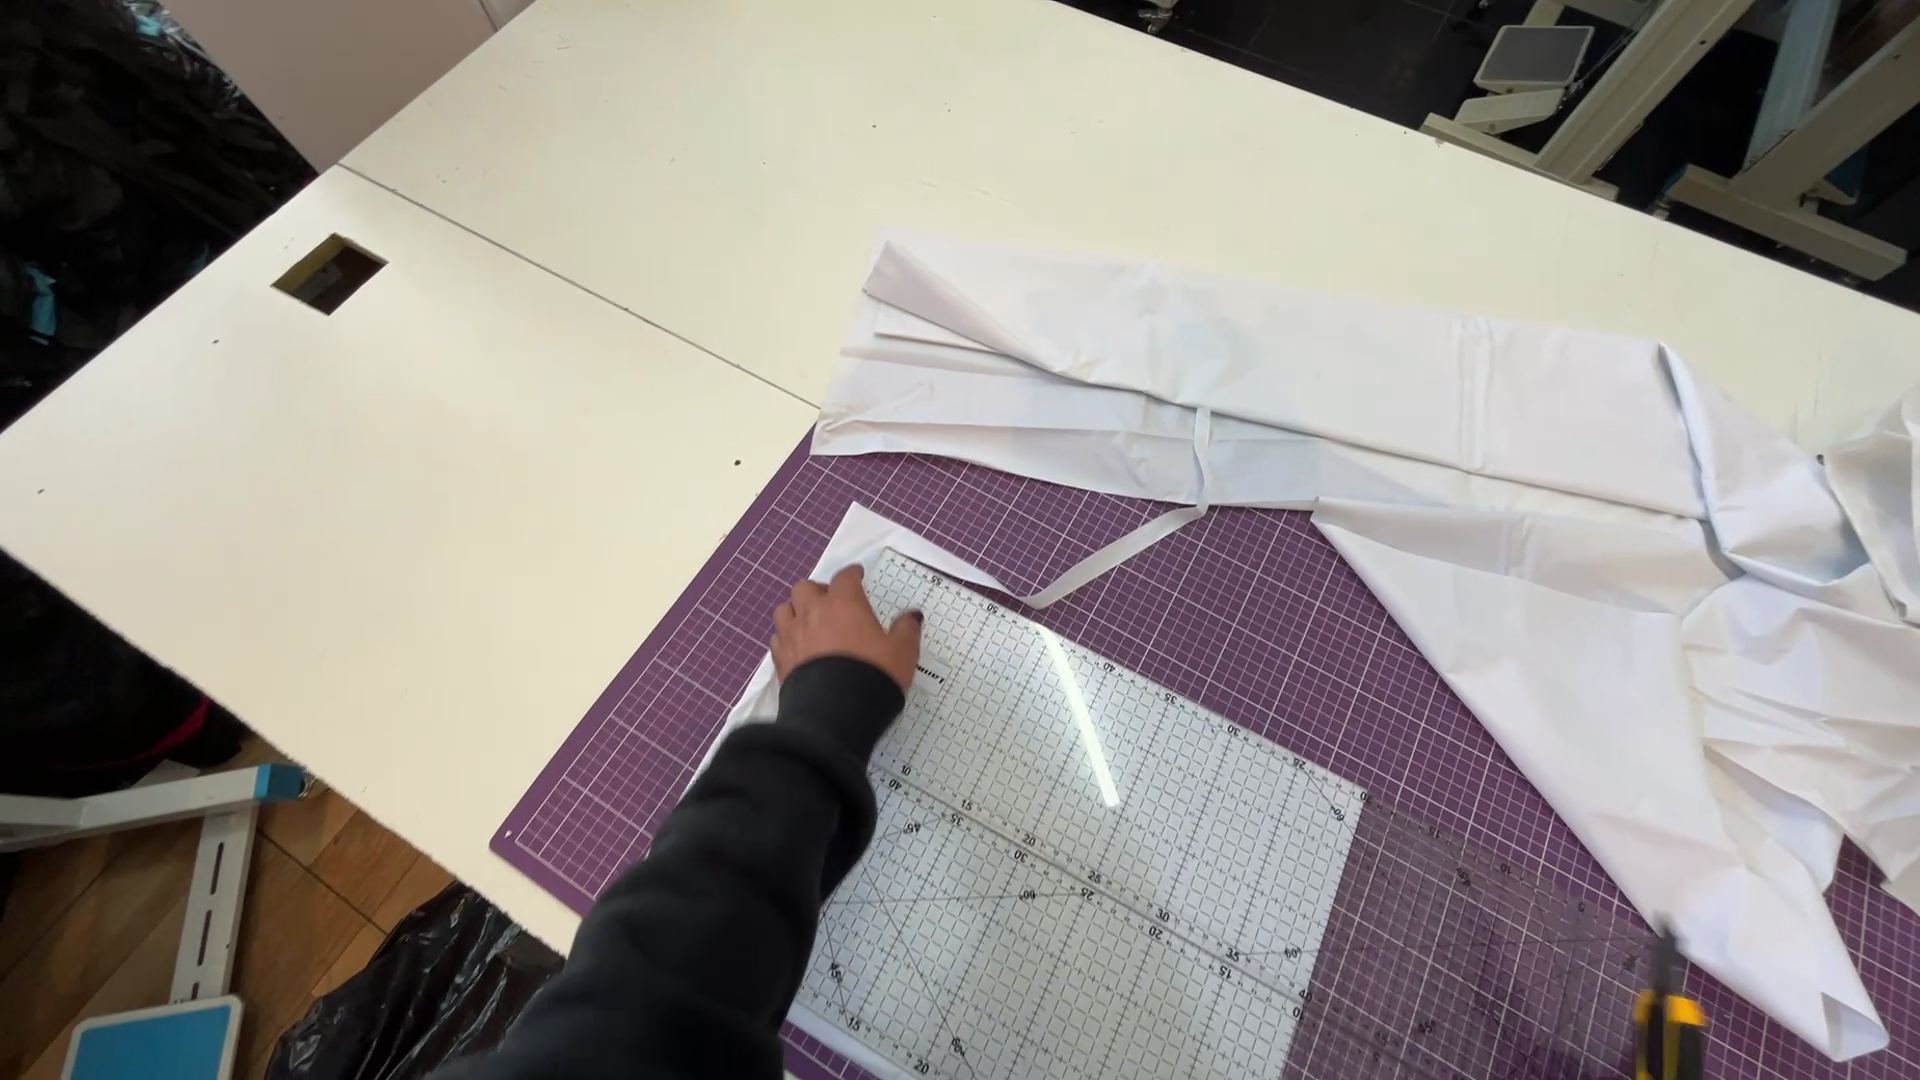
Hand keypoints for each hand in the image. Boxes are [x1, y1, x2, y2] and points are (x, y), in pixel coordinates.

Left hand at [772, 565, 922, 692]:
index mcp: (844, 603)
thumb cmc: (872, 674)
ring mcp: (792, 635)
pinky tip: (798, 647)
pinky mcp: (780, 659)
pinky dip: (787, 638)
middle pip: (806, 587)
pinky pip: (777, 638)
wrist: (835, 713)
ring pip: (785, 609)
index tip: (857, 575)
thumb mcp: (902, 652)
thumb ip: (906, 630)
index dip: (852, 574)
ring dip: (796, 611)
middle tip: (831, 603)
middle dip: (818, 591)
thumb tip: (912, 616)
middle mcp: (813, 612)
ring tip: (809, 623)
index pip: (845, 577)